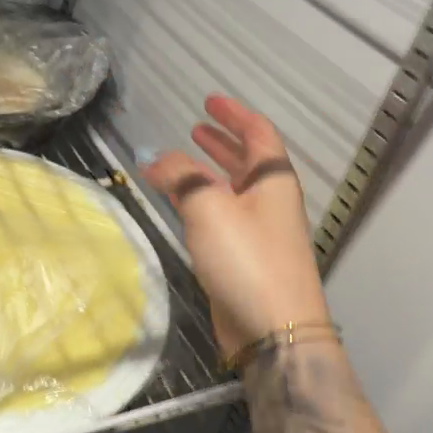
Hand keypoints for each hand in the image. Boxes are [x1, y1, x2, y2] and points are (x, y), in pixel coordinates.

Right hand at [141, 95, 329, 352]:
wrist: (274, 332)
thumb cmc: (248, 259)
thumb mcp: (209, 207)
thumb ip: (182, 177)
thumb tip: (157, 159)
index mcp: (273, 182)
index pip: (260, 135)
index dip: (235, 115)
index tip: (211, 101)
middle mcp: (271, 203)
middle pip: (249, 161)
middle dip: (223, 141)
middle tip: (196, 127)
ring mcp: (260, 233)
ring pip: (234, 189)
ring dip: (210, 170)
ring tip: (182, 159)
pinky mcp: (245, 259)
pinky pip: (222, 216)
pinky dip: (202, 200)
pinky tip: (180, 203)